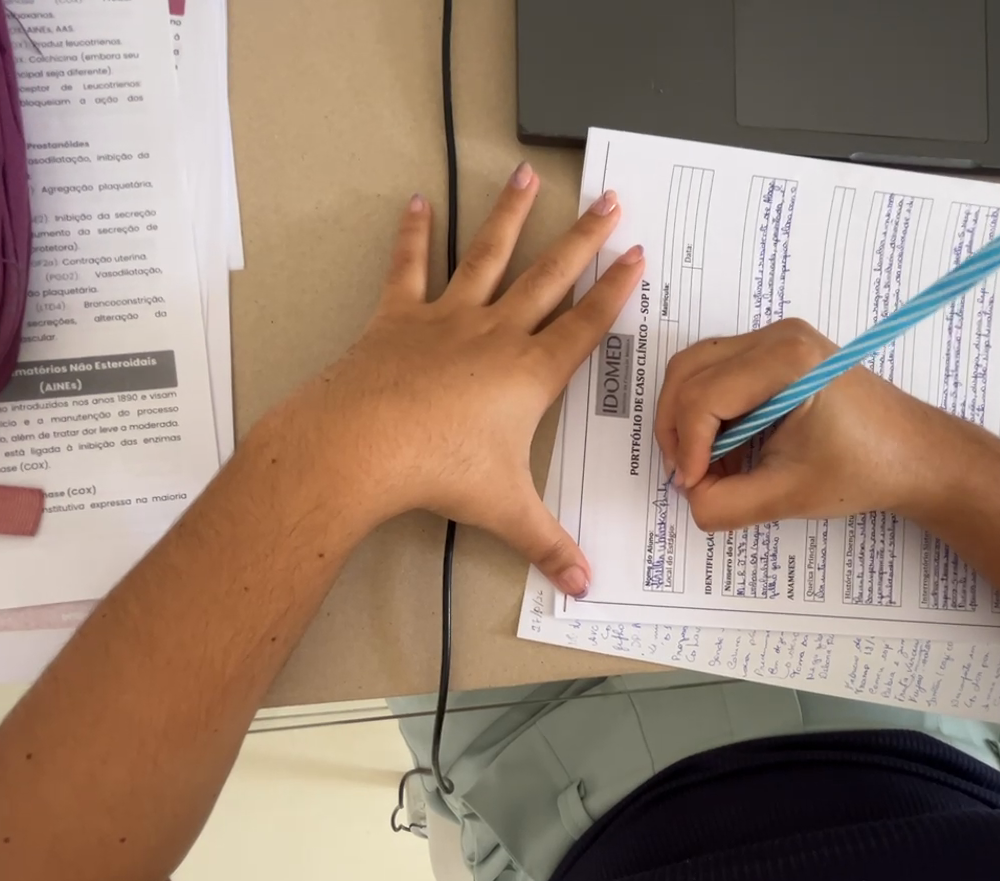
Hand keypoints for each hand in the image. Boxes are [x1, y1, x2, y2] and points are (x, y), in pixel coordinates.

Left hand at [255, 164, 643, 596]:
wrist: (364, 446)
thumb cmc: (437, 470)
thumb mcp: (505, 511)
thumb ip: (548, 545)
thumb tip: (582, 585)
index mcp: (529, 373)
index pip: (587, 325)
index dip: (615, 291)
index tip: (635, 256)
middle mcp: (495, 334)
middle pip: (551, 277)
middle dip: (584, 238)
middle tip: (608, 201)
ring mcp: (447, 319)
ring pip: (488, 255)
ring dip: (510, 216)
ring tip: (525, 176)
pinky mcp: (399, 318)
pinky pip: (408, 267)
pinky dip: (411, 234)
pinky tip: (417, 203)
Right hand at [653, 318, 972, 532]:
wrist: (914, 455)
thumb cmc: (864, 470)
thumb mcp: (787, 496)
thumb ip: (723, 504)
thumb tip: (687, 497)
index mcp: (787, 360)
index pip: (703, 397)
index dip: (687, 448)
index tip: (693, 487)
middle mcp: (776, 336)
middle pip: (687, 374)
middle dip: (676, 429)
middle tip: (687, 476)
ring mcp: (773, 340)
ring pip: (693, 371)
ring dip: (686, 421)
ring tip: (704, 466)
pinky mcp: (772, 354)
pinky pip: (714, 376)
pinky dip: (705, 416)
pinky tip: (724, 453)